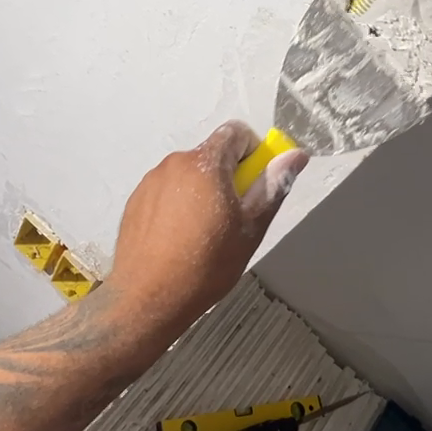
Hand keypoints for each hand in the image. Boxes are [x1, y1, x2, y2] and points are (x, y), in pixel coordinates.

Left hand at [105, 121, 308, 335]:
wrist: (147, 297)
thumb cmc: (206, 265)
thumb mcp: (251, 228)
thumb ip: (274, 186)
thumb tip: (295, 156)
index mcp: (206, 163)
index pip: (236, 132)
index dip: (252, 153)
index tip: (254, 184)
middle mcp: (176, 162)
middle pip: (212, 154)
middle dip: (228, 176)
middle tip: (233, 216)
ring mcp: (151, 180)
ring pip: (189, 174)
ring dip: (203, 190)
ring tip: (205, 232)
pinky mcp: (136, 199)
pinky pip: (167, 190)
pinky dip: (178, 203)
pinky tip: (180, 238)